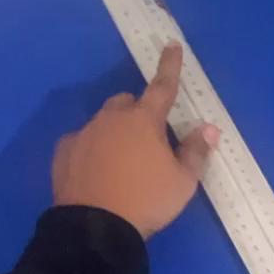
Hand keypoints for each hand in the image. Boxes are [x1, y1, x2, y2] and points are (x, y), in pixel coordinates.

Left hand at [53, 44, 219, 238]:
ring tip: (122, 160)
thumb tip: (209, 128)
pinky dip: (92, 149)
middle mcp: (112, 119)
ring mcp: (84, 134)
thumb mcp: (183, 182)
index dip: (170, 66)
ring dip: (115, 131)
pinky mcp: (64, 153)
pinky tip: (97, 170)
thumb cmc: (147, 201)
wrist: (96, 227)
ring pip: (103, 121)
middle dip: (139, 111)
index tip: (172, 45)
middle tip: (149, 139)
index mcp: (144, 120)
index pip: (162, 86)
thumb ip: (196, 152)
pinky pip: (82, 141)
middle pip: (127, 102)